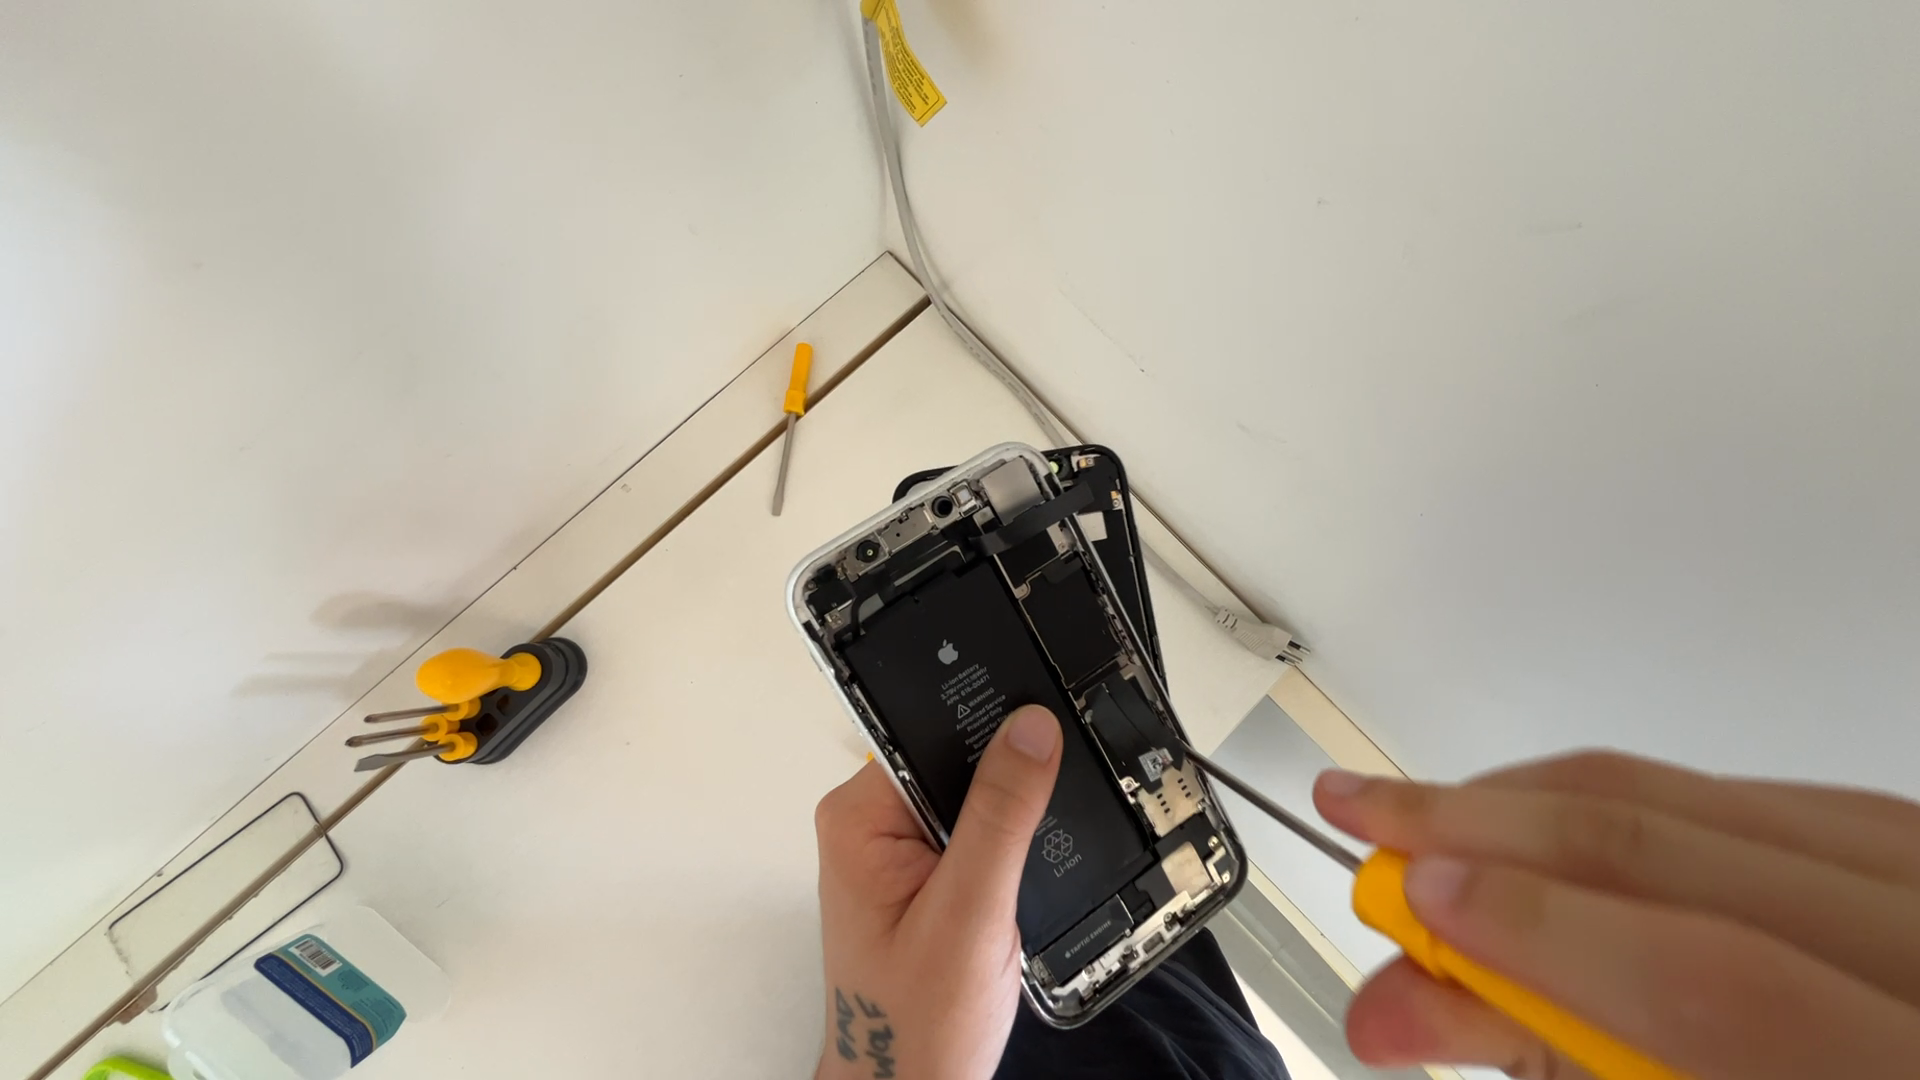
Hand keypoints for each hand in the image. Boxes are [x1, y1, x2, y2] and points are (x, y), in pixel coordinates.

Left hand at [812, 705, 1062, 1079]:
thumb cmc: (919, 1021)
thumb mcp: (969, 912)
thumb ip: (1000, 816)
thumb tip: (1030, 729)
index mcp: (860, 814)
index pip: (929, 733)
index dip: (989, 721)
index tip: (1045, 719)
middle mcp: (871, 818)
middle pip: (951, 757)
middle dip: (1005, 773)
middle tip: (1051, 793)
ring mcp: (896, 843)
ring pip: (968, 789)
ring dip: (1008, 808)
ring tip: (1036, 838)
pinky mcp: (924, 864)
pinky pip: (971, 822)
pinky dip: (1006, 833)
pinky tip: (1025, 855)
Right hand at [1311, 751, 1919, 1078]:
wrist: (1871, 1050)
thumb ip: (1525, 1054)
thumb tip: (1379, 1010)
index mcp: (1891, 1058)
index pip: (1721, 980)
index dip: (1539, 927)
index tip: (1405, 890)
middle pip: (1662, 841)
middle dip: (1476, 820)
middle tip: (1352, 805)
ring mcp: (1914, 867)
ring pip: (1669, 790)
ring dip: (1511, 798)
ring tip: (1415, 816)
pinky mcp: (1878, 827)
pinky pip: (1700, 784)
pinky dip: (1584, 794)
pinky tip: (1521, 822)